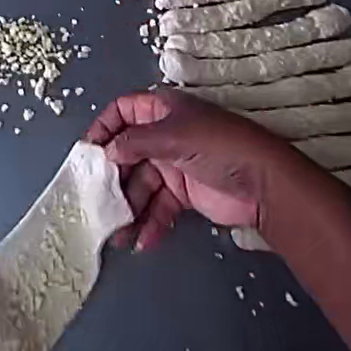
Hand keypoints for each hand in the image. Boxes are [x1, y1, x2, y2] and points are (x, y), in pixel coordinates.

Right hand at [85, 88, 301, 251]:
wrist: (263, 183)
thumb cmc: (217, 145)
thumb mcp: (173, 136)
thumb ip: (136, 142)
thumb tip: (107, 151)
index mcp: (162, 110)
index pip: (123, 110)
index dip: (104, 127)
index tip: (86, 153)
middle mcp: (164, 134)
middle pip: (128, 152)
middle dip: (112, 176)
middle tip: (96, 200)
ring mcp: (174, 164)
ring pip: (141, 184)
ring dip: (129, 207)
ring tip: (117, 233)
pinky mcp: (184, 193)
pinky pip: (159, 206)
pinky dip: (150, 222)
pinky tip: (143, 240)